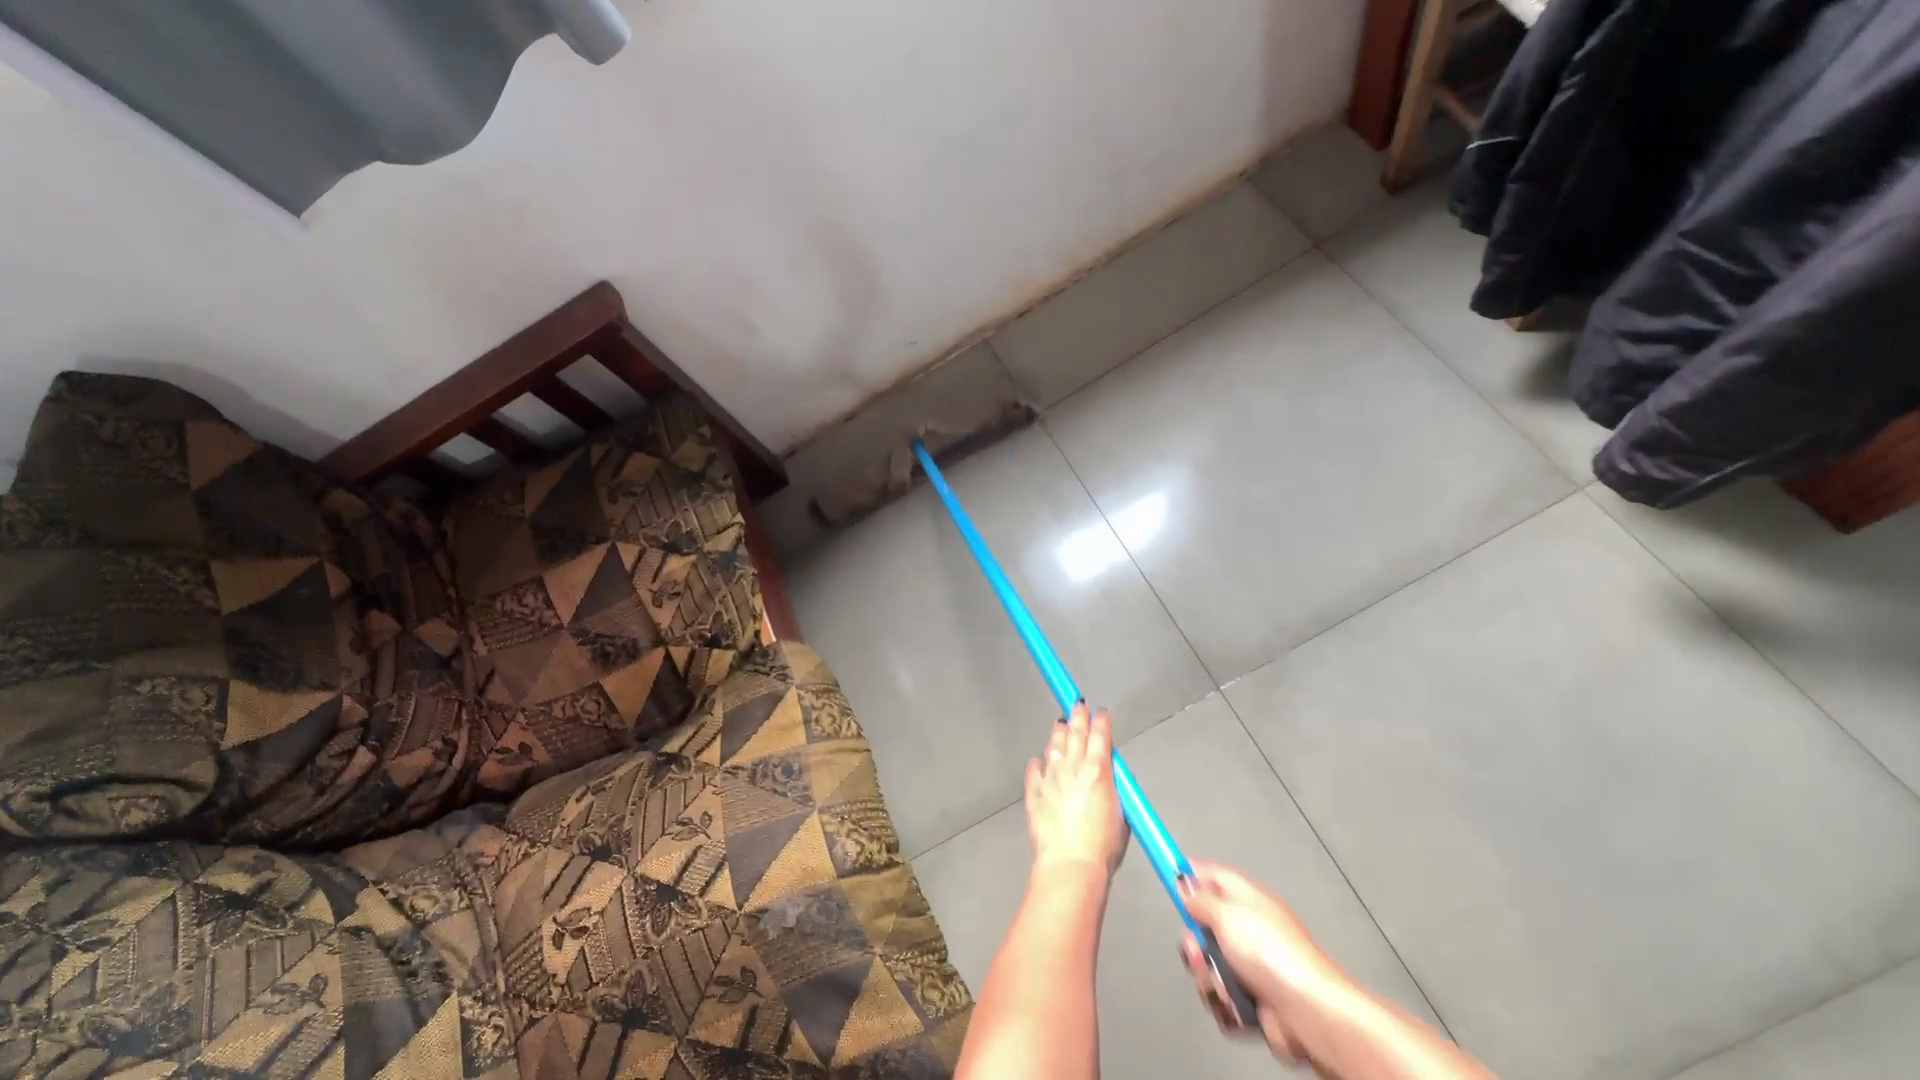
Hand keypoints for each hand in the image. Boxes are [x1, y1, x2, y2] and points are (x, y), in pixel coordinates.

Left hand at [1025, 703, 1128, 879]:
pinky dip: (1037, 764)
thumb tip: (1109, 782)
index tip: (1101, 713)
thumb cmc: (1103, 845)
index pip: (1101, 736)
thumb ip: (1114, 791)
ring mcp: (1051, 779)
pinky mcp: (1034, 793)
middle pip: (1075, 734)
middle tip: (1078, 704)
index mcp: (1098, 771)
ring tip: (1059, 724)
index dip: (1101, 722)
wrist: (1070, 863)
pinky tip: (1037, 761)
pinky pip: (1034, 772)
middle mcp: (1073, 768)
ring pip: (1054, 747)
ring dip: (1058, 734)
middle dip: (1078, 717)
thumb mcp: (1122, 814)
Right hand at [1177, 860, 1353, 1062]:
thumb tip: (1186, 883)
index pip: (1214, 877)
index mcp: (1247, 902)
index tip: (1169, 874)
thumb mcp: (1228, 915)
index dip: (1191, 874)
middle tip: (1200, 952)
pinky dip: (1225, 1006)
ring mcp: (1251, 968)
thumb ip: (1201, 899)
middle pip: (1203, 930)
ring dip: (1209, 979)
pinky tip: (1237, 1007)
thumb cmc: (1272, 954)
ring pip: (1208, 968)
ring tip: (1225, 987)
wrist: (1306, 1011)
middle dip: (1195, 946)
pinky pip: (1220, 999)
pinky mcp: (1252, 1001)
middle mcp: (1249, 932)